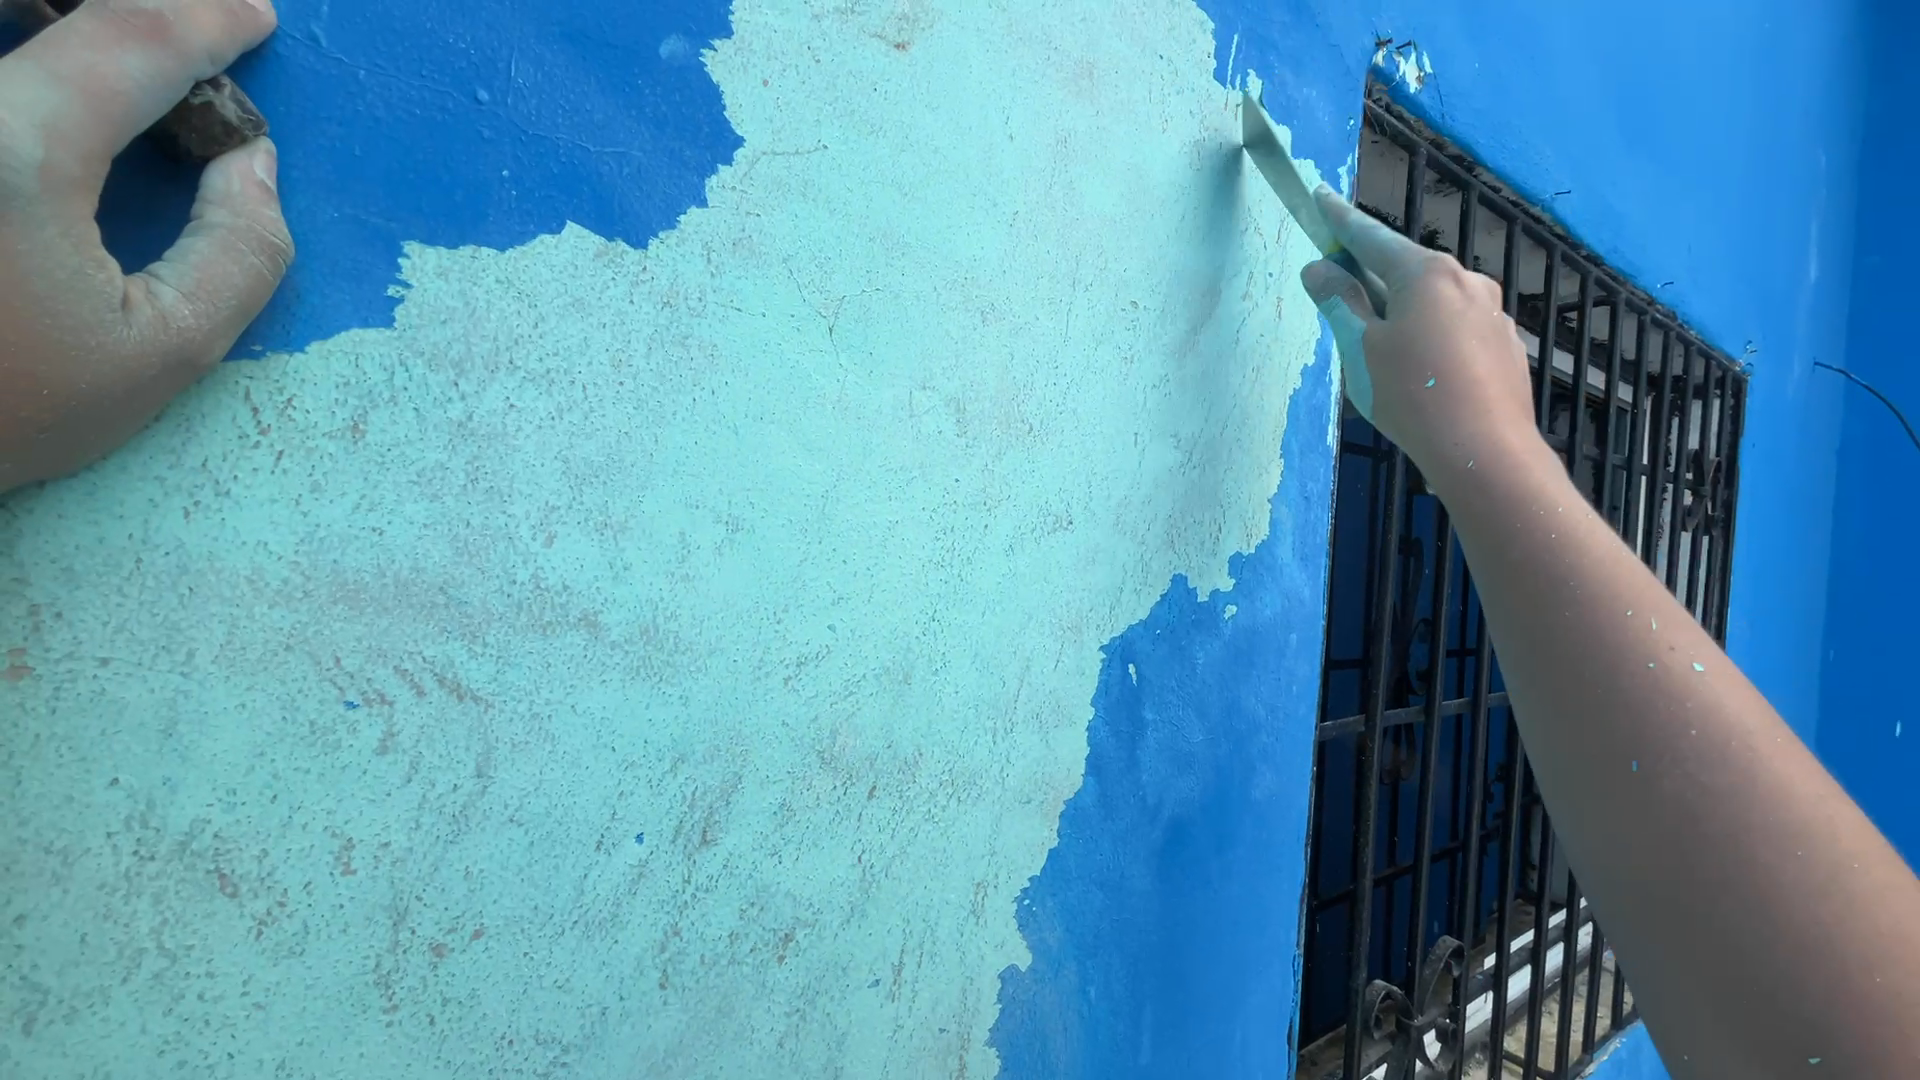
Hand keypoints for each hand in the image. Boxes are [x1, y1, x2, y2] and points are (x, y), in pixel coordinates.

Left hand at [0, 0, 289, 492]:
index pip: (127, 43)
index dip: (206, 23)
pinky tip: (26, 62)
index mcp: (6, 148)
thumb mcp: (169, 350)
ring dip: (35, 18)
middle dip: (117, 2)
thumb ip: (241, 251)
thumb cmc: (6, 406)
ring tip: (85, 39)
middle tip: (166, 23)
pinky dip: (3, 50)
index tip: (254, 15)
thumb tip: (252, 162)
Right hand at [1298, 185, 1536, 492]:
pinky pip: (1454, 328)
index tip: (1320, 196)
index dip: (1340, 220)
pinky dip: (1429, 340)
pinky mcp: (1504, 343)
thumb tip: (1318, 268)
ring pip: (1431, 303)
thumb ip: (1339, 303)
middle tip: (1344, 312)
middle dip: (1371, 283)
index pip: (1371, 237)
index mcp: (1425, 274)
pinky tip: (1420, 377)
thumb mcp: (1359, 348)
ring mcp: (1492, 311)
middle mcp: (1465, 280)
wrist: (1481, 448)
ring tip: (1383, 362)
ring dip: (1401, 317)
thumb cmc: (1409, 394)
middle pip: (1404, 271)